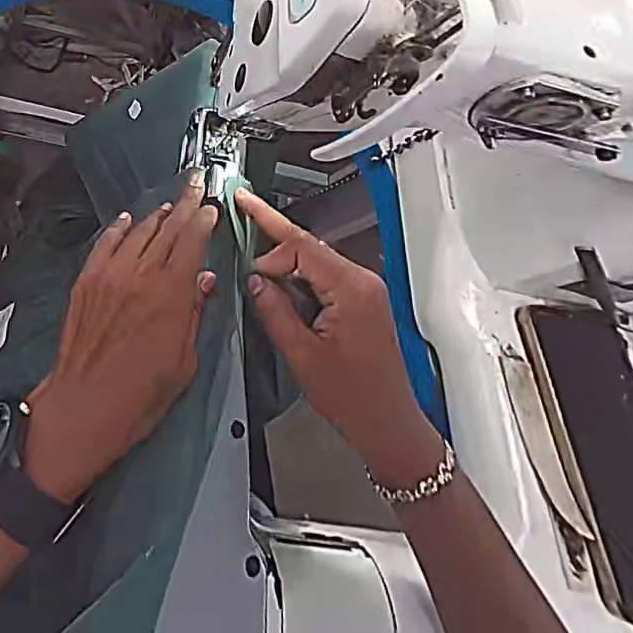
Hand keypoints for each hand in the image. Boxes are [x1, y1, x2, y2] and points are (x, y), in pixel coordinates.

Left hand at [23, 172, 217, 504]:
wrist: (82, 408)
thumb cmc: (138, 395)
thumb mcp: (184, 361)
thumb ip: (194, 313)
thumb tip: (204, 282)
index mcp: (170, 294)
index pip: (192, 241)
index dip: (204, 220)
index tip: (211, 209)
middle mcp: (140, 276)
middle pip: (168, 228)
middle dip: (186, 204)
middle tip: (196, 185)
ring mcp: (110, 276)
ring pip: (138, 231)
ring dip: (156, 216)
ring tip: (170, 205)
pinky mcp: (87, 282)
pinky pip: (105, 243)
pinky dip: (118, 228)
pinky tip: (127, 220)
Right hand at [236, 189, 444, 490]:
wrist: (388, 422)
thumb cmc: (355, 397)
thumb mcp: (302, 355)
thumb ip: (275, 311)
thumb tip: (256, 281)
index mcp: (351, 289)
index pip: (302, 248)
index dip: (269, 250)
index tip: (245, 256)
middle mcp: (363, 281)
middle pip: (310, 248)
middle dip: (274, 241)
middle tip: (244, 210)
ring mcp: (365, 289)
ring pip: (316, 261)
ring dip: (286, 265)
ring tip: (258, 271)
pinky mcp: (362, 300)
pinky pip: (326, 277)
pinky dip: (301, 280)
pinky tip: (282, 294)